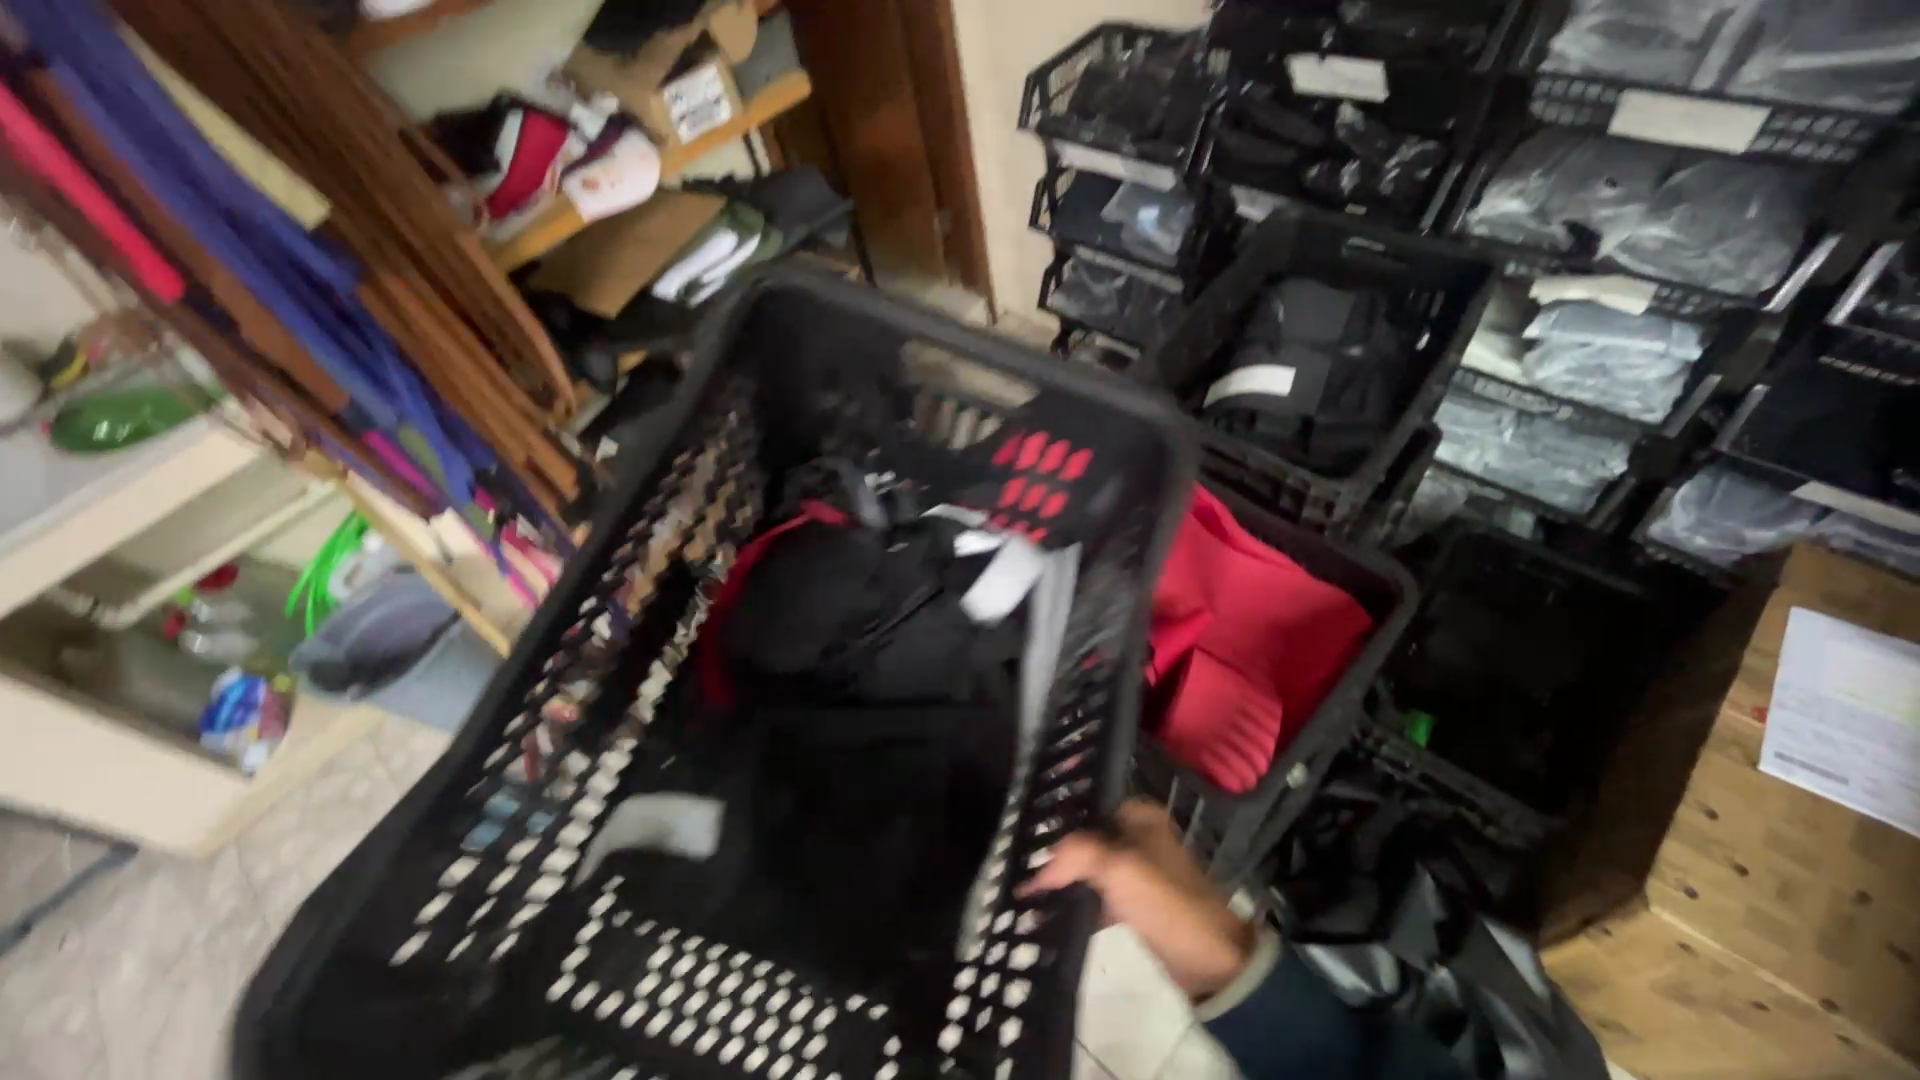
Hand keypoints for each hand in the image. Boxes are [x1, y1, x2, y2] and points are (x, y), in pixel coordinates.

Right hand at [1020, 798, 1256, 999]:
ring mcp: (1137, 868)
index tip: (1025, 838)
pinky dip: (1077, 902)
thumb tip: (1037, 871)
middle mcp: (1138, 834)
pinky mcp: (1135, 900)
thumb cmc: (1169, 904)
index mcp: (1140, 815)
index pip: (1085, 806)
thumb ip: (1076, 855)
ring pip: (1088, 866)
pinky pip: (1097, 893)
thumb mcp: (1120, 870)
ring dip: (1064, 880)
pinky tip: (1051, 915)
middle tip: (1022, 867)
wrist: (1213, 962)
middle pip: (1085, 836)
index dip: (1056, 821)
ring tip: (1029, 892)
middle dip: (1056, 853)